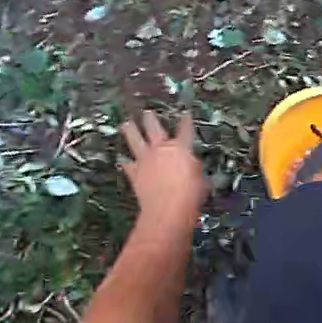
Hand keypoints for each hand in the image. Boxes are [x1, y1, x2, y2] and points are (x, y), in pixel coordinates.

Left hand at [118, 110, 204, 229]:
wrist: (168, 210)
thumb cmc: (189, 196)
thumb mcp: (201, 179)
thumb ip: (194, 168)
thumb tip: (192, 167)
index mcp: (181, 148)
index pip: (185, 129)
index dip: (185, 120)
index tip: (185, 114)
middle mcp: (161, 149)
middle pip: (153, 127)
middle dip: (150, 118)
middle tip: (147, 113)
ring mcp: (145, 159)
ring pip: (134, 139)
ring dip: (130, 130)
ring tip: (126, 123)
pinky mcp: (134, 173)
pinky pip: (126, 164)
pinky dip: (124, 161)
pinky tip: (121, 159)